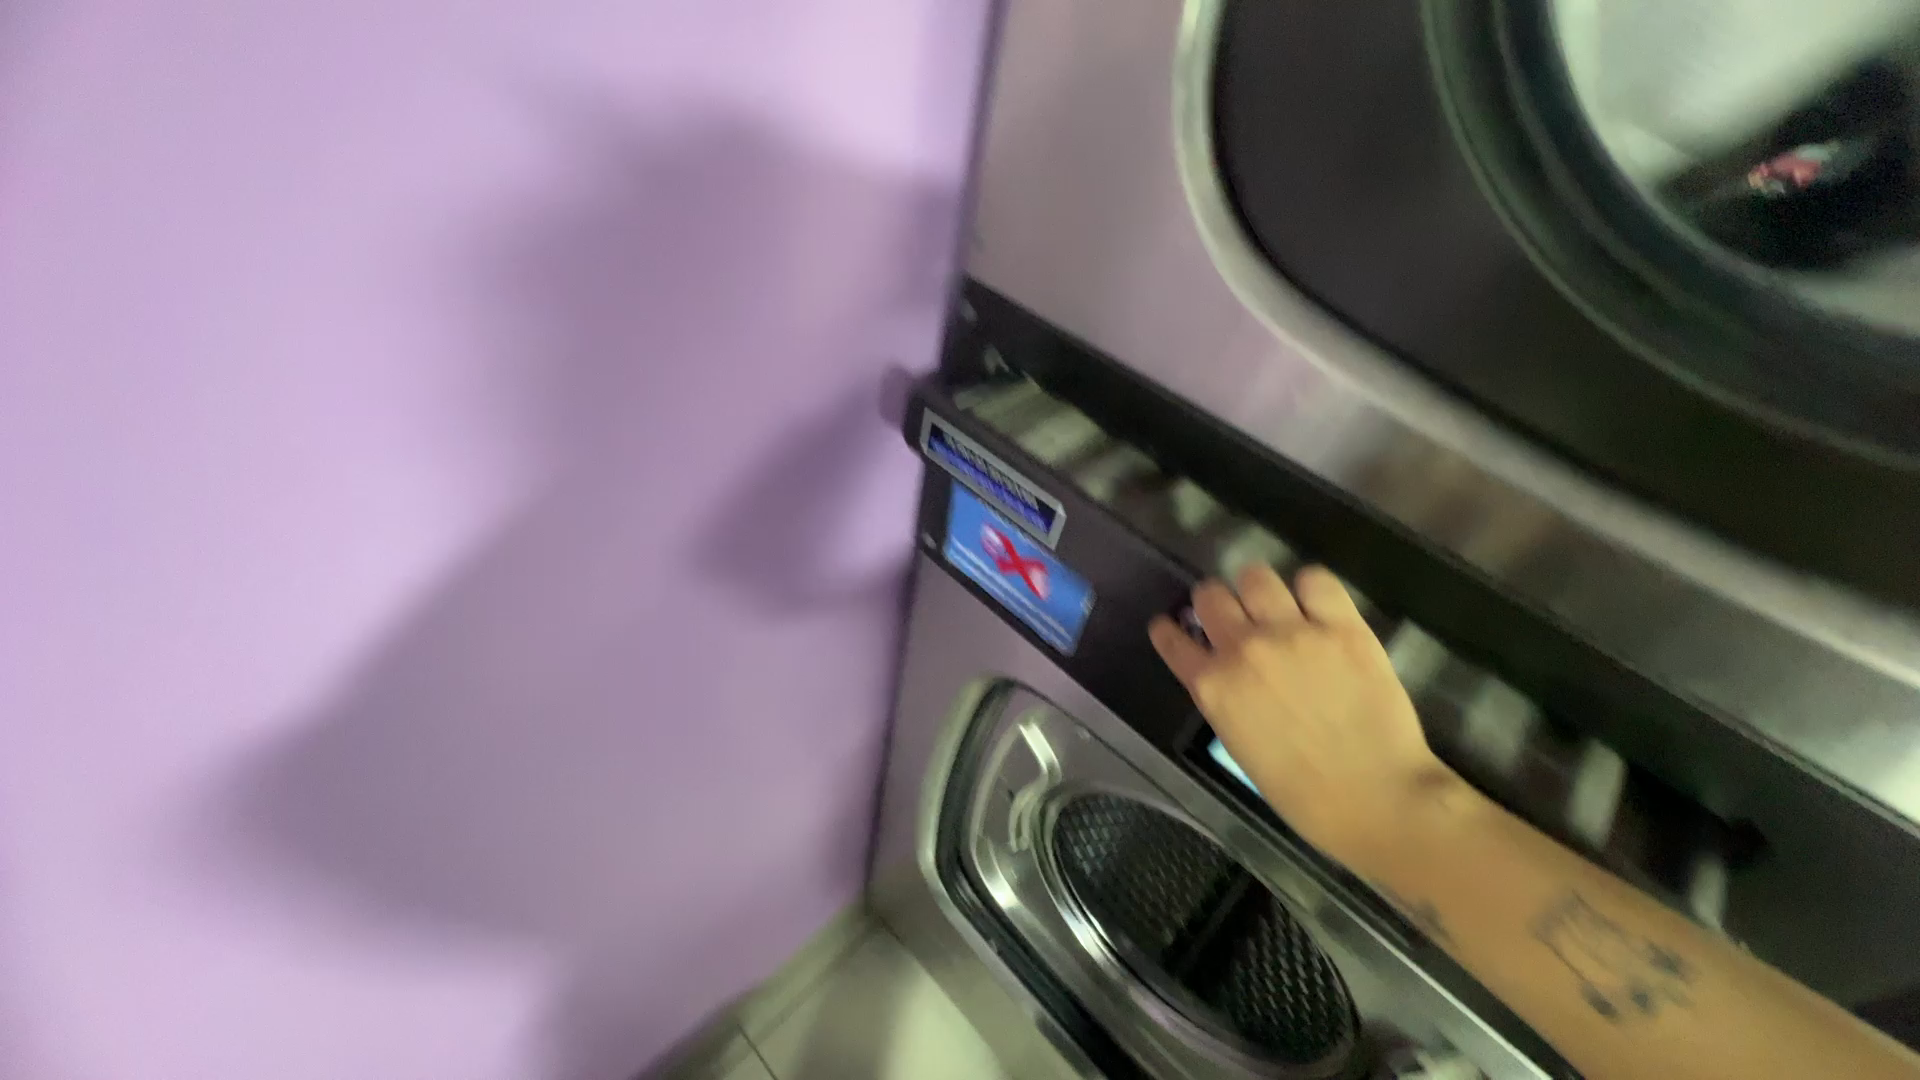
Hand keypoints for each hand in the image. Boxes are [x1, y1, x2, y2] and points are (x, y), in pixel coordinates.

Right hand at [1148, 563, 1450, 859]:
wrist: (1376, 798)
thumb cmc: (1302, 792)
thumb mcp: (1239, 745)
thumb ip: (1226, 699)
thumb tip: (1230, 674)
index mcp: (1212, 686)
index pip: (1172, 639)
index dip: (1169, 630)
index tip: (1173, 627)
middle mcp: (1243, 649)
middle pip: (1210, 595)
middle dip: (1214, 602)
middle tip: (1232, 614)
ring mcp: (1292, 633)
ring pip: (1256, 577)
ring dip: (1257, 589)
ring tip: (1273, 603)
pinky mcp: (1341, 627)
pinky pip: (1315, 580)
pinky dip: (1310, 587)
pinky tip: (1315, 604)